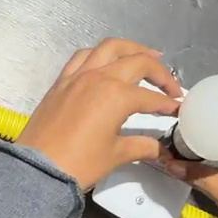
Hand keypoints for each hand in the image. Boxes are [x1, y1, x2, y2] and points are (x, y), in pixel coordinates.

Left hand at [16, 39, 182, 189]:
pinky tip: (107, 61)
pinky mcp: (62, 81)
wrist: (39, 169)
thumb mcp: (115, 155)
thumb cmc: (80, 164)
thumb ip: (141, 146)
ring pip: (109, 48)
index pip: (150, 97)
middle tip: (170, 85)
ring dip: (131, 49)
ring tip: (145, 56)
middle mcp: (99, 77)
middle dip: (158, 72)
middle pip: (136, 62)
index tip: (178, 110)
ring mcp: (78, 75)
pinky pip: (83, 56)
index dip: (168, 104)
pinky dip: (100, 54)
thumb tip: (159, 149)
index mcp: (117, 96)